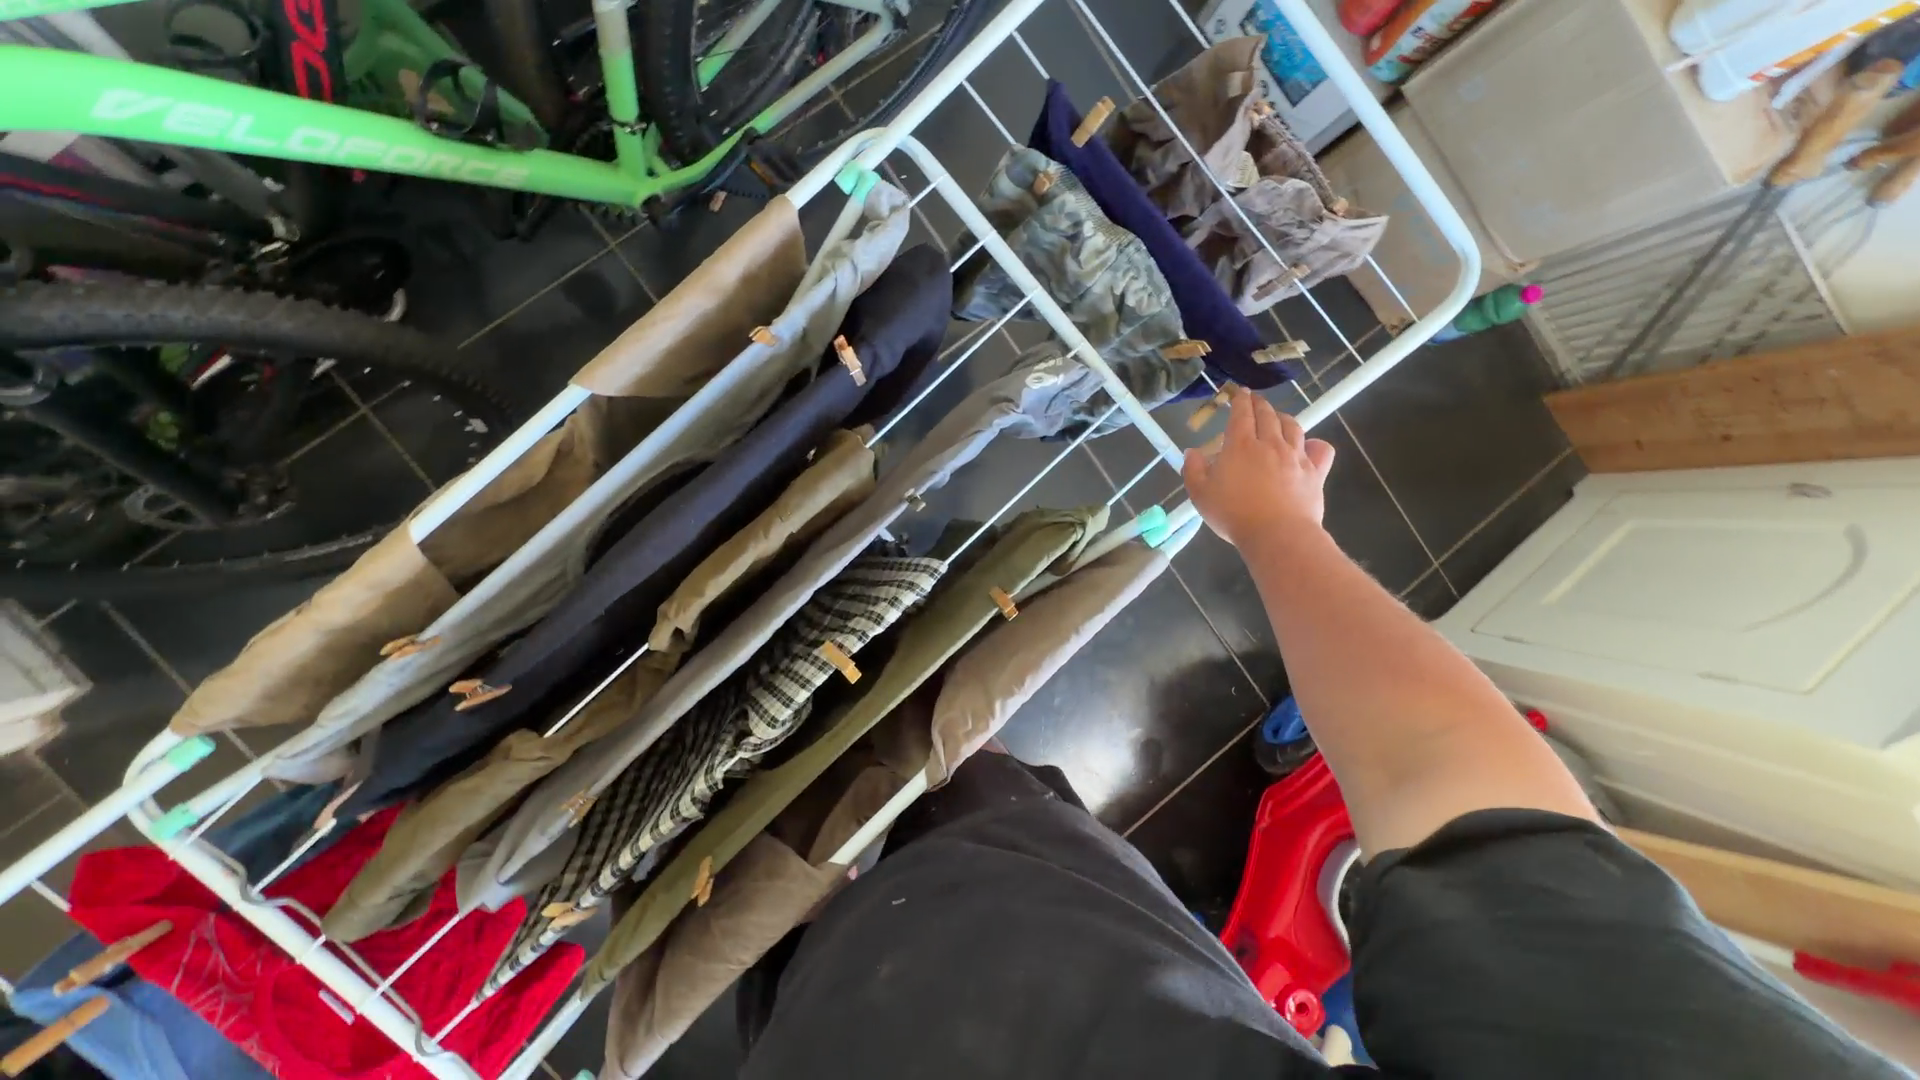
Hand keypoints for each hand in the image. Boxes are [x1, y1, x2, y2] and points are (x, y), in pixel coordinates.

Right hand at [1182, 387, 1335, 549]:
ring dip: (1284, 418)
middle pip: (1268, 415)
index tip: (1239, 393)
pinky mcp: (1315, 472)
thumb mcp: (1200, 495)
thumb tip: (1192, 452)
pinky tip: (1309, 445)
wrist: (1277, 534)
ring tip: (1278, 418)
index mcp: (1240, 445)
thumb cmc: (1233, 514)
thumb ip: (1193, 470)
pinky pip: (1321, 449)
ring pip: (1293, 426)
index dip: (1240, 400)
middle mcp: (1270, 443)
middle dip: (1260, 404)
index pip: (1241, 413)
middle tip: (1255, 401)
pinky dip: (1315, 443)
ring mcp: (1296, 456)